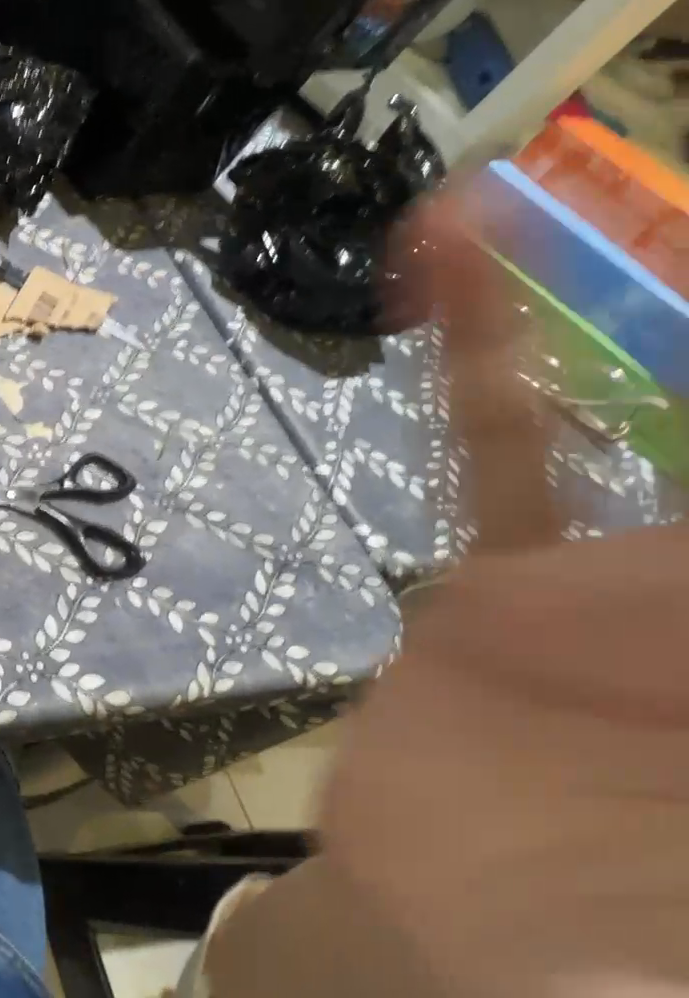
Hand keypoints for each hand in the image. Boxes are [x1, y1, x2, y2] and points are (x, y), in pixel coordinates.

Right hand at [211, 190, 688, 995]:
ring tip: (590, 188)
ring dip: (613, 300)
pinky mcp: (500, 583)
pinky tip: (446, 241)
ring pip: (646, 413)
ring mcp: (630, 582)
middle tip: (680, 204)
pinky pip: (492, 452)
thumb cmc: (632, 936)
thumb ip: (682, 634)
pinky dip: (473, 348)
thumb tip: (672, 532)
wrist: (446, 935)